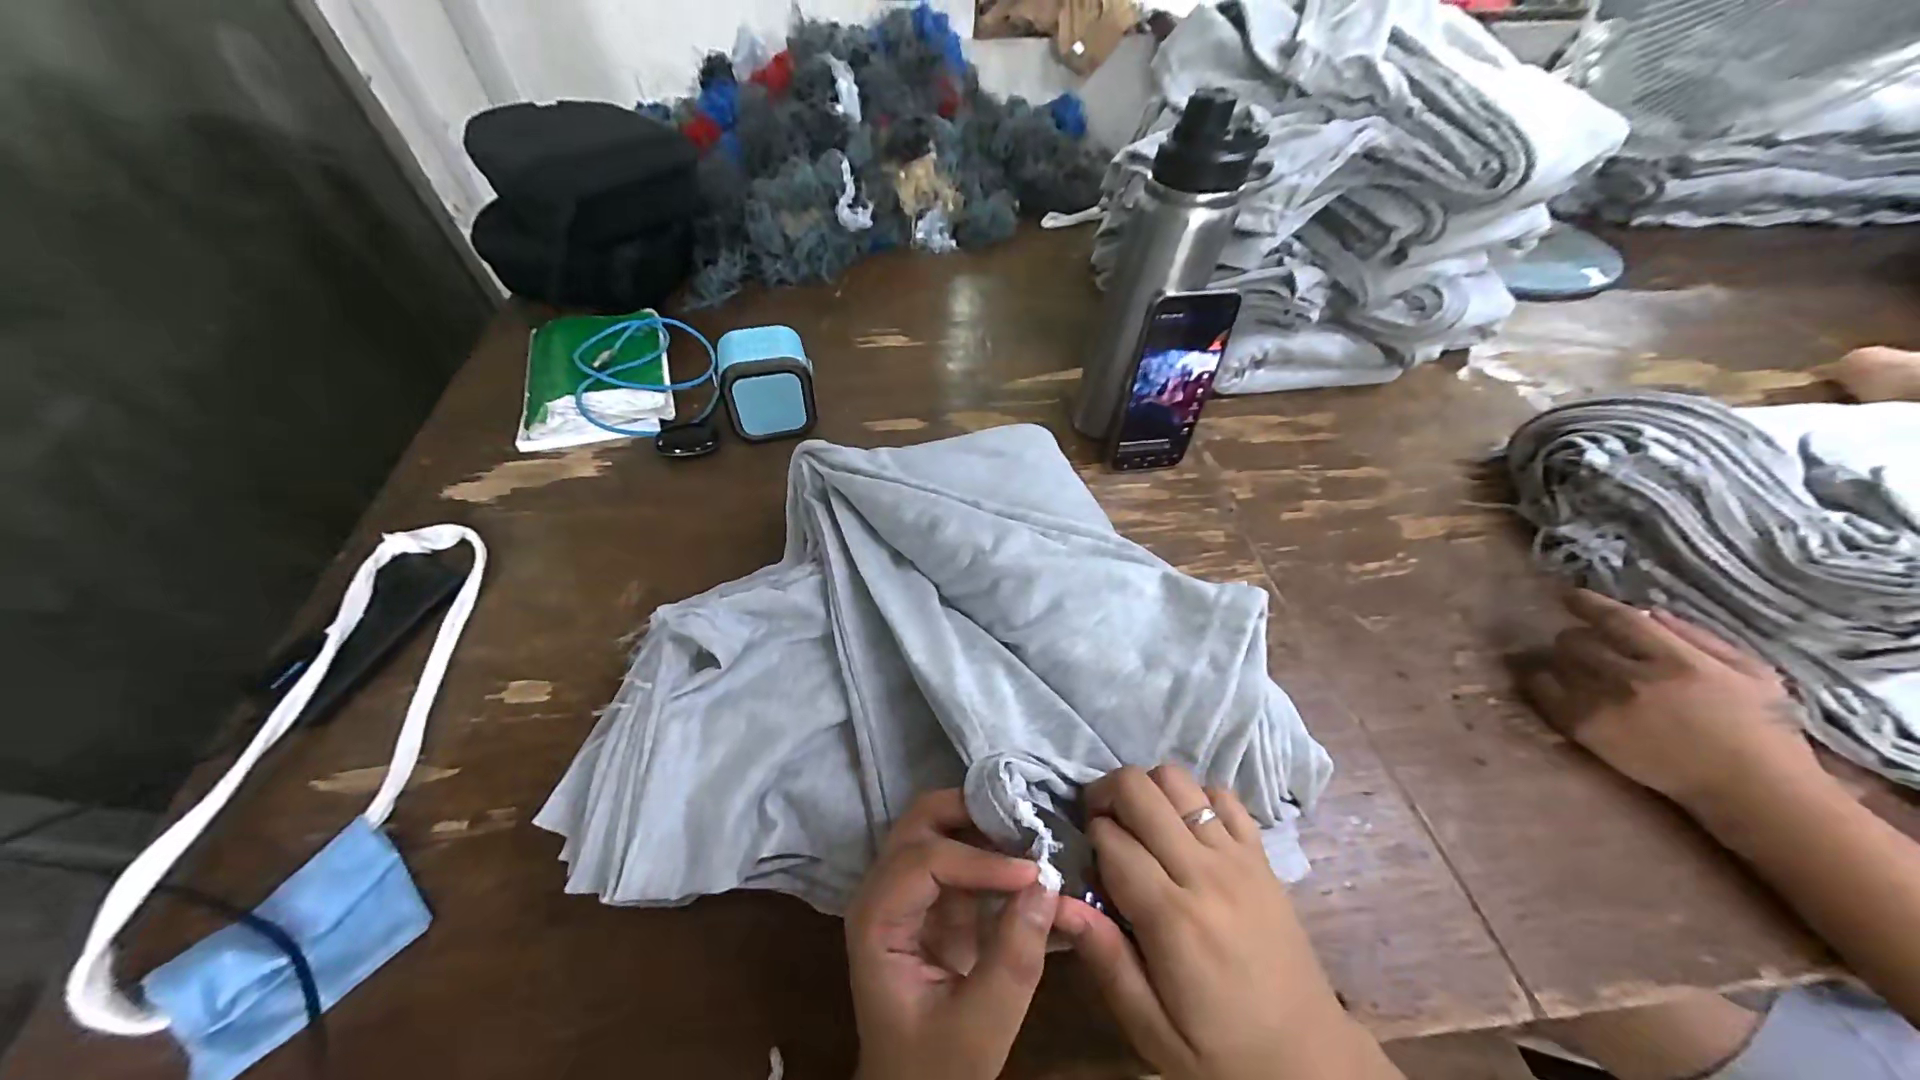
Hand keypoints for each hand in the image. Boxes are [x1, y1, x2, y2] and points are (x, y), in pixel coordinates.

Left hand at [846, 790, 1058, 1079]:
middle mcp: (884, 891)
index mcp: (877, 919)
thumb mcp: (980, 1027)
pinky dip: (992, 844)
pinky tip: (1026, 852)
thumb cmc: (935, 1067)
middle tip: (1025, 821)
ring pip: (939, 825)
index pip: (923, 859)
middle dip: (972, 811)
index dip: (978, 859)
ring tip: (1030, 832)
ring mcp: (907, 890)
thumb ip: (1013, 959)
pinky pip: (961, 851)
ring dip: (983, 820)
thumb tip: (1047, 886)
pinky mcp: (934, 898)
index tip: (1032, 871)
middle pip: (922, 821)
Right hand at [1054, 766, 1393, 1079]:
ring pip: (1178, 780)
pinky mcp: (1261, 856)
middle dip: (1106, 794)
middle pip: (1141, 790)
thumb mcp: (1152, 1029)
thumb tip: (1058, 902)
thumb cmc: (1221, 1052)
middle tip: (1099, 823)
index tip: (1086, 859)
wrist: (1310, 1062)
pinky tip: (1184, 827)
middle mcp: (1205, 873)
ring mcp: (1238, 858)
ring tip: (1138, 822)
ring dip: (1147, 789)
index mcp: (1173, 918)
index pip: (1112, 839)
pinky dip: (1195, 796)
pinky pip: (1223, 795)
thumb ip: (1106, 959)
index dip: (1088, 837)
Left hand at [1518, 590, 1820, 809]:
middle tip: (1593, 646)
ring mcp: (1602, 704)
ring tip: (1584, 669)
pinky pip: (1541, 690)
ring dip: (1566, 660)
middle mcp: (1633, 679)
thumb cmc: (1760, 728)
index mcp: (1678, 662)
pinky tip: (1561, 684)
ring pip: (1557, 661)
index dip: (1587, 603)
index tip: (1571, 597)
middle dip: (1581, 637)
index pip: (1616, 619)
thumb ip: (1698, 636)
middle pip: (1575, 639)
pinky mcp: (1583, 728)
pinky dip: (1545, 681)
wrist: (1750, 790)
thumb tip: (1646, 611)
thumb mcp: (1750, 672)